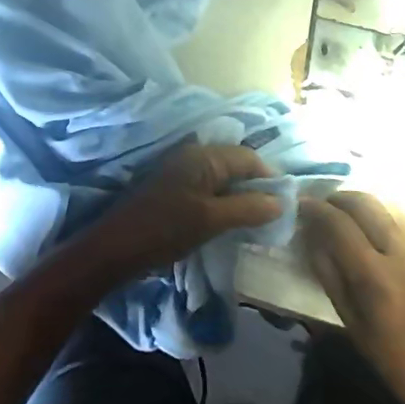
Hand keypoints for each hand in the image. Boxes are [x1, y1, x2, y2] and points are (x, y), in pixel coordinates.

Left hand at [72, 141, 283, 283]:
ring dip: (239, 194)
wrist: (117, 247)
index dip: (270, 177)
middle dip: (256, 185)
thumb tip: (281, 200)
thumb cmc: (165, 230)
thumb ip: (248, 207)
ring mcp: (180, 171)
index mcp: (203, 156)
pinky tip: (229, 220)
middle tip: (274, 214)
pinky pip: (207, 187)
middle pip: (235, 163)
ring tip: (255, 220)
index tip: (287, 204)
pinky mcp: (173, 187)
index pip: (248, 156)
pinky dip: (222, 200)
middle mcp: (192, 155)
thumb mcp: (211, 220)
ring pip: (221, 177)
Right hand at [299, 191, 404, 403]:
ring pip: (392, 208)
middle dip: (341, 198)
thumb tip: (311, 231)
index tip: (303, 204)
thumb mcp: (348, 317)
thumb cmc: (393, 356)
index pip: (340, 224)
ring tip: (357, 221)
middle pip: (367, 203)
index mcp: (380, 279)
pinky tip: (390, 242)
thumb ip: (326, 268)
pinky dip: (395, 225)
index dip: (317, 209)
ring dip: (369, 209)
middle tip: (328, 205)